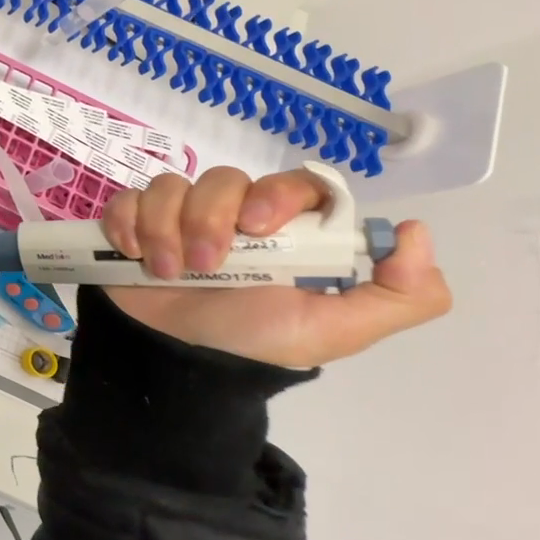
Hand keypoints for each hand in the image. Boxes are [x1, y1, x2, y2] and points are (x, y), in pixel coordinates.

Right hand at [99, 167, 452, 367]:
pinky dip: (126, 225)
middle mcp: (234, 214)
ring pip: (170, 186)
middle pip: (224, 178)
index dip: (276, 194)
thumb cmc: (254, 339)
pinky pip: (127, 200)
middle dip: (208, 219)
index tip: (257, 227)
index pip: (297, 183)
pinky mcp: (133, 219)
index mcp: (289, 232)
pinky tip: (132, 254)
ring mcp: (180, 214)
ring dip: (164, 229)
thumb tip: (413, 231)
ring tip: (168, 271)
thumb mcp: (335, 329)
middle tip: (206, 264)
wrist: (176, 360)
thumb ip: (399, 295)